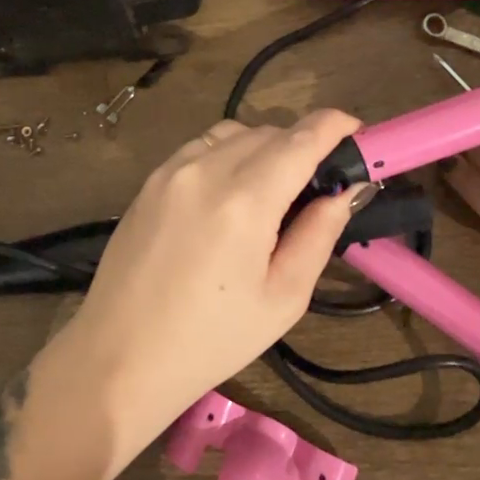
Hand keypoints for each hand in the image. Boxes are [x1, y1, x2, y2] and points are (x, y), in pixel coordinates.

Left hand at [51, 110, 371, 443]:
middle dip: (300, 146)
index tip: (356, 131)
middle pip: (267, 133)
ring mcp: (170, 171)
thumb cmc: (212, 339)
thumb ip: (317, 234)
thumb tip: (344, 191)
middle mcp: (204, 170)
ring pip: (230, 133)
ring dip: (262, 147)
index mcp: (243, 200)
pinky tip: (229, 195)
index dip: (333, 126)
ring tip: (274, 191)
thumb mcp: (282, 297)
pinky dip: (226, 155)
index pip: (299, 139)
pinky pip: (199, 148)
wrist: (122, 353)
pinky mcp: (148, 181)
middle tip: (318, 185)